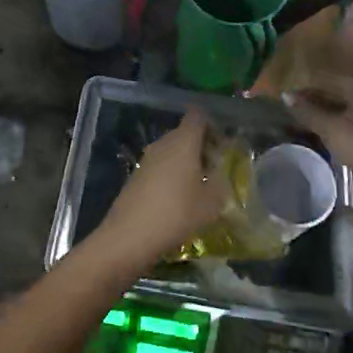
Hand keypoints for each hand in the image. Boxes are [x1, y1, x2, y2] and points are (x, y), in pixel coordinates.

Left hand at [96, 111, 226, 263]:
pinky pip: (160, 166)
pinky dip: (172, 175)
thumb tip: (219, 176)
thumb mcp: (211, 203)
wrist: (129, 235)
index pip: (197, 116)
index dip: (212, 125)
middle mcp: (163, 144)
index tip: (222, 144)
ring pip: (172, 151)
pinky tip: (179, 198)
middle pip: (184, 133)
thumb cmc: (176, 213)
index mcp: (183, 141)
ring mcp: (146, 159)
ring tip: (200, 187)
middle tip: (216, 169)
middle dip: (201, 146)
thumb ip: (220, 184)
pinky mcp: (136, 176)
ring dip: (186, 162)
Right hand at [284, 72, 352, 199]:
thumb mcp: (331, 129)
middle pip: (341, 91)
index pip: (325, 80)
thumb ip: (308, 111)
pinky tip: (340, 134)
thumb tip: (286, 95)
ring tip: (315, 124)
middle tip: (299, 112)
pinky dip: (348, 123)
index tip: (288, 100)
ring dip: (334, 112)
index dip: (304, 89)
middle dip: (319, 100)